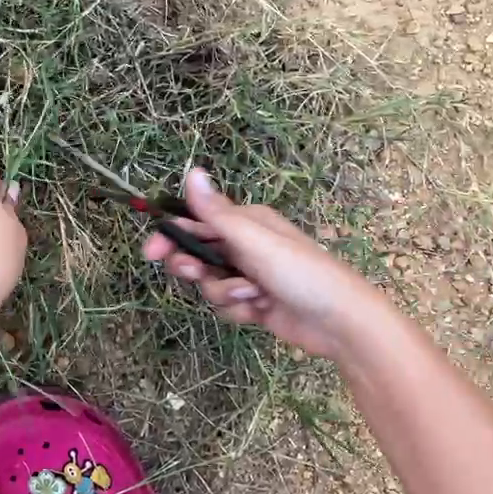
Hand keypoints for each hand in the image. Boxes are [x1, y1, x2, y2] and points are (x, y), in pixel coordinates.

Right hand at [141, 168, 391, 361]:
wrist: (341, 322)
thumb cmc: (300, 272)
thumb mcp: (253, 239)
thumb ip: (215, 212)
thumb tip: (192, 171)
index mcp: (245, 222)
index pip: (195, 222)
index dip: (171, 237)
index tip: (151, 253)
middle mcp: (245, 245)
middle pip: (197, 254)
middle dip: (194, 267)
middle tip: (195, 275)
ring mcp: (250, 274)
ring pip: (210, 282)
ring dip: (224, 292)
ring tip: (250, 296)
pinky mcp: (255, 302)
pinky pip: (227, 304)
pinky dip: (238, 309)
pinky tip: (258, 310)